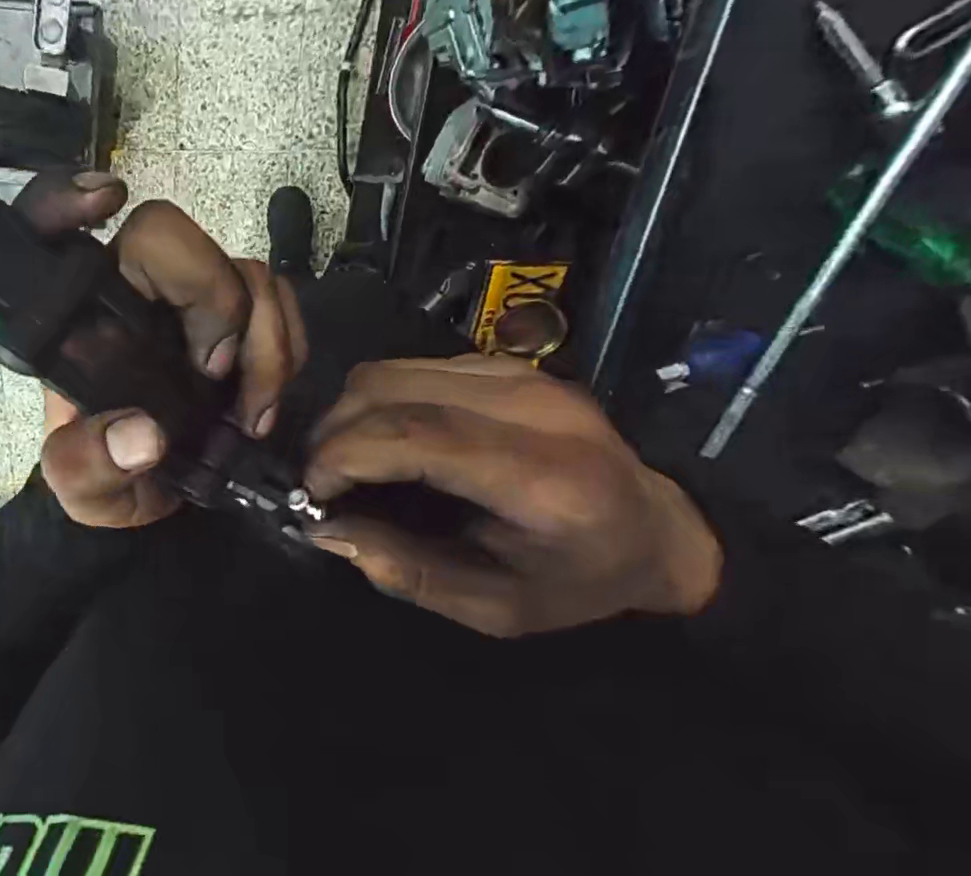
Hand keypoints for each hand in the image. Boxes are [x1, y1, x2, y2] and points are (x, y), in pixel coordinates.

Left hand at [11, 171, 307, 528]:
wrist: (159, 507)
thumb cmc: (108, 483)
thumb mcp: (81, 486)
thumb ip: (91, 465)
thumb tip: (141, 437)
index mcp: (76, 318)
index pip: (46, 229)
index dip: (64, 198)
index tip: (105, 201)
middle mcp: (129, 291)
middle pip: (169, 234)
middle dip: (212, 297)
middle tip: (217, 371)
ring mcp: (188, 300)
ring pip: (239, 266)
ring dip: (265, 336)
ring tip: (254, 411)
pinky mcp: (236, 319)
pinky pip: (276, 297)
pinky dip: (287, 343)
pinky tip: (270, 397)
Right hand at [302, 354, 720, 635]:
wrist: (657, 527)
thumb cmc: (580, 580)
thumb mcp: (497, 608)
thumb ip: (408, 571)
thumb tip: (326, 528)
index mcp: (541, 476)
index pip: (414, 434)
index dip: (345, 454)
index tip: (313, 489)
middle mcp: (529, 406)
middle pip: (388, 390)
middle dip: (334, 432)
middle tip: (322, 479)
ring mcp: (517, 373)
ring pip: (390, 371)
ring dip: (349, 413)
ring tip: (347, 458)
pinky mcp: (502, 362)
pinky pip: (409, 368)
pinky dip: (378, 401)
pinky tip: (386, 436)